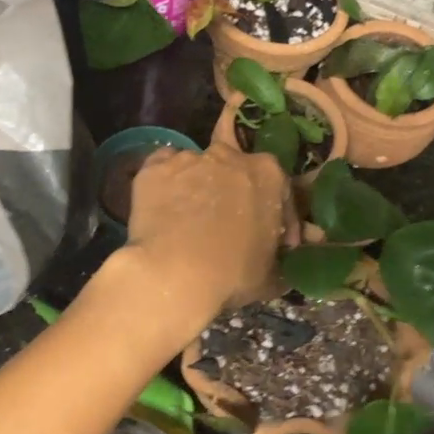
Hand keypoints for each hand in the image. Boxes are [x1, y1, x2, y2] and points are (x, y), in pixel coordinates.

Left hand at [122, 145, 294, 315]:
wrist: (175, 271)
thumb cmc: (233, 273)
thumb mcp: (271, 275)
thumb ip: (278, 259)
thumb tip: (279, 263)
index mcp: (268, 175)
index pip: (280, 190)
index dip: (278, 217)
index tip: (272, 239)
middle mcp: (229, 158)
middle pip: (235, 164)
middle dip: (233, 185)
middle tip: (224, 216)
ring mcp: (189, 159)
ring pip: (196, 164)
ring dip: (197, 183)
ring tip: (187, 214)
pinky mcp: (154, 167)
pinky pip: (162, 167)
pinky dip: (165, 182)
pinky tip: (162, 203)